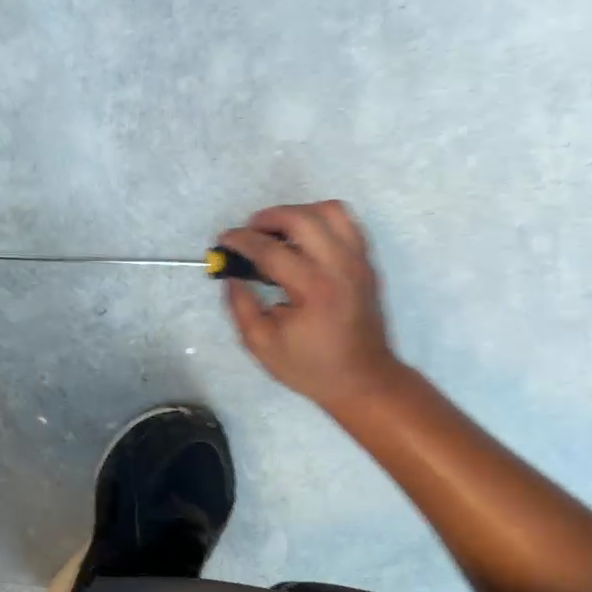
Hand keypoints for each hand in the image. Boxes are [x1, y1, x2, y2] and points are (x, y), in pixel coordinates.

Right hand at [221, 201, 405, 410]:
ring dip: (298, 213)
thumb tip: (231, 276)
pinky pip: (346, 224)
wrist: (365, 380)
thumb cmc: (310, 366)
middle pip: (303, 218)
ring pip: (331, 211)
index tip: (223, 242)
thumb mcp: (260, 343)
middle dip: (268, 217)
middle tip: (250, 232)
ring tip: (278, 232)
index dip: (241, 240)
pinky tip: (302, 241)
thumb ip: (240, 304)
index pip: (271, 249)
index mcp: (313, 289)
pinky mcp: (367, 263)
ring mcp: (359, 262)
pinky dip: (320, 221)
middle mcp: (340, 267)